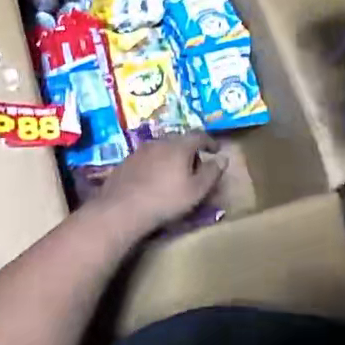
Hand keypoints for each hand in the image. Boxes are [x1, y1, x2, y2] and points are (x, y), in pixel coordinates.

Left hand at [94, 132, 225, 234]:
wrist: (122, 209)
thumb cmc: (166, 200)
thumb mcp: (196, 191)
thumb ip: (211, 173)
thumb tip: (223, 158)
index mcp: (178, 146)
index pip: (199, 135)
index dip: (210, 142)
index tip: (216, 150)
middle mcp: (158, 142)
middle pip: (178, 140)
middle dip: (189, 150)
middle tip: (196, 165)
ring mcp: (138, 151)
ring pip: (160, 148)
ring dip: (170, 157)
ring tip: (174, 173)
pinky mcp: (125, 162)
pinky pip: (146, 159)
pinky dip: (154, 165)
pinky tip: (153, 180)